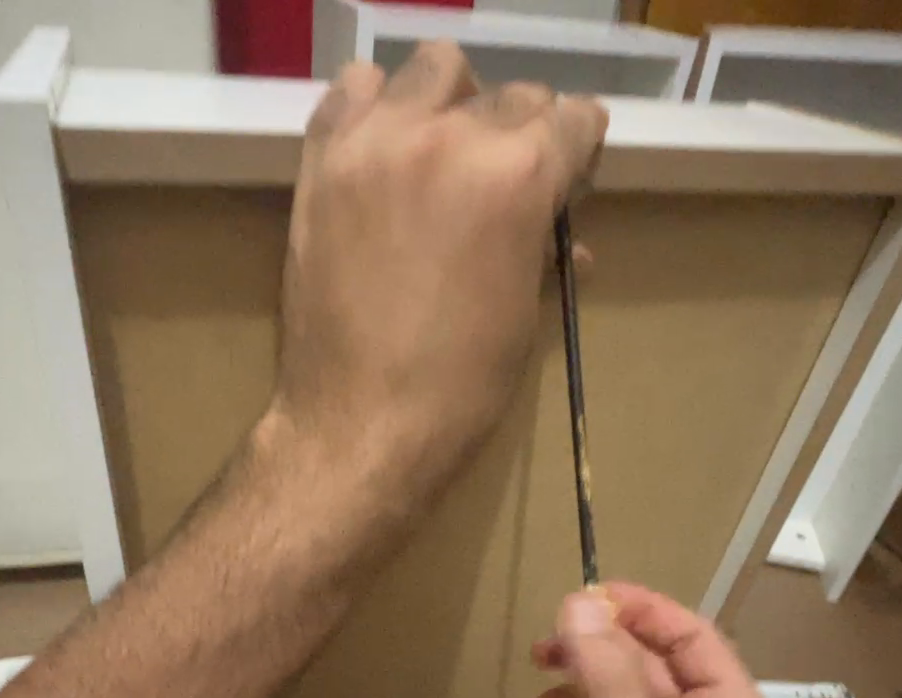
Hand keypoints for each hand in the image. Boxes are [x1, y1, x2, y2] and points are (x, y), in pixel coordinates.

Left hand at [266, 43, 606, 501]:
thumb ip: (544, 251)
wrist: (359, 424)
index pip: (574, 119)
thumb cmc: (457, 389)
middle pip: (511, 95)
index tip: (569, 171)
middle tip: (502, 185)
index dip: (578, 149)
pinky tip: (382, 150)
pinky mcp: (323, 161)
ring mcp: (379, 142)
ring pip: (433, 68)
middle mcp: (453, 137)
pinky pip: (353, 90)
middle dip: (522, 135)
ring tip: (442, 155)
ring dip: (452, 101)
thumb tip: (571, 240)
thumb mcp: (524, 318)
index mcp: (520, 178)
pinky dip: (376, 106)